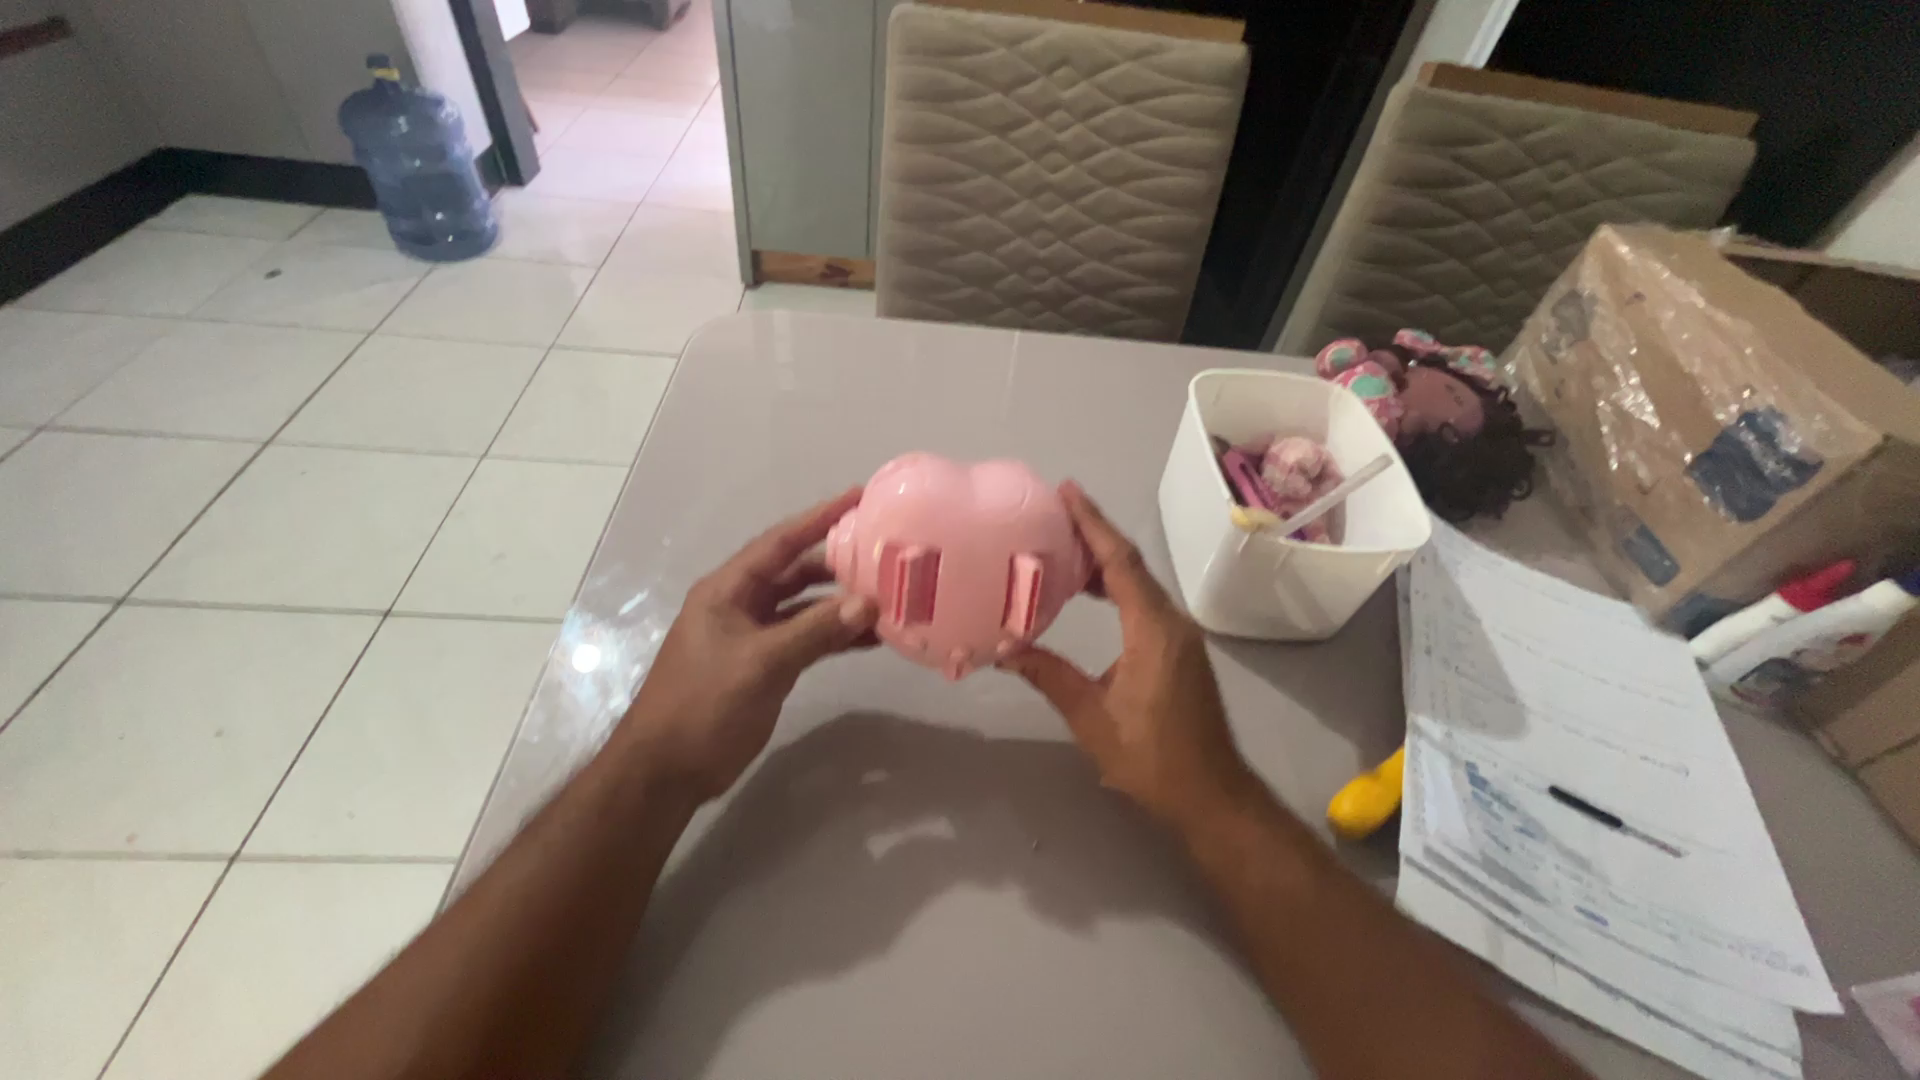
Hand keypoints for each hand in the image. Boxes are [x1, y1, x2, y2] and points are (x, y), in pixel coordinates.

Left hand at [616, 489, 877, 801]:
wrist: (668, 769)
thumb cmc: (703, 705)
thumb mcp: (760, 663)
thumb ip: (814, 631)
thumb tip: (868, 603)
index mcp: (729, 590)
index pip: (780, 542)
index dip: (819, 518)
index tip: (859, 497)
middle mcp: (742, 604)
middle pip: (797, 572)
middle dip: (839, 563)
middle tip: (886, 553)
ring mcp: (755, 636)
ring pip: (806, 608)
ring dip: (842, 604)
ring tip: (890, 597)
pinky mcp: (766, 665)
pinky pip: (808, 639)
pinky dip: (836, 636)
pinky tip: (871, 638)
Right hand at [999, 483, 1253, 826]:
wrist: (1211, 794)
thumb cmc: (1152, 758)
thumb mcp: (1091, 718)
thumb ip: (1049, 676)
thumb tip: (1004, 648)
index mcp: (1152, 630)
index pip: (1120, 563)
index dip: (1092, 524)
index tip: (1067, 492)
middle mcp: (1171, 622)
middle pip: (1131, 565)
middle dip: (1095, 535)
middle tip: (1053, 515)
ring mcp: (1180, 636)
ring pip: (1140, 583)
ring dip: (1105, 562)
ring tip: (1063, 547)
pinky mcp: (1180, 650)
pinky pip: (1144, 602)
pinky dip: (1116, 586)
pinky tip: (1090, 592)